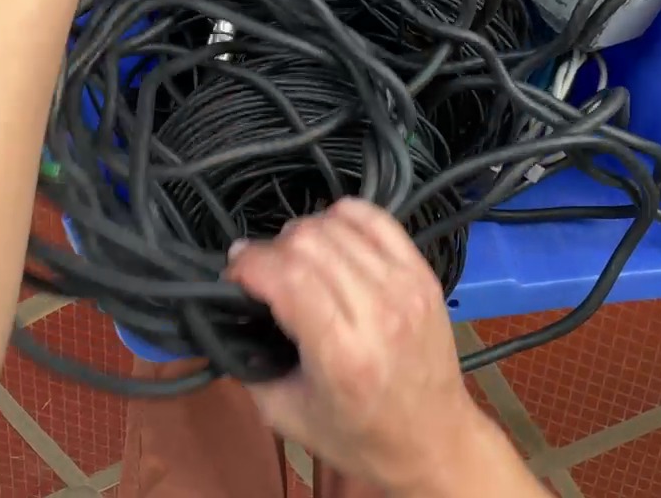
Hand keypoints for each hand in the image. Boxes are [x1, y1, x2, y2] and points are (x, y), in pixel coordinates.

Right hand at [227, 200, 539, 496]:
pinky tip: (331, 239)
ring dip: (302, 233)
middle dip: (270, 249)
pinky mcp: (421, 272)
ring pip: (335, 224)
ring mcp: (405, 286)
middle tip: (263, 273)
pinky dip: (342, 216)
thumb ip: (247, 362)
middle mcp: (377, 312)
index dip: (249, 263)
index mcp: (342, 355)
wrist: (436, 444)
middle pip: (307, 242)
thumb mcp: (286, 415)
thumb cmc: (360, 436)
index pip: (287, 277)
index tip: (234, 273)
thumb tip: (224, 308)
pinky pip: (374, 217)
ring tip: (296, 260)